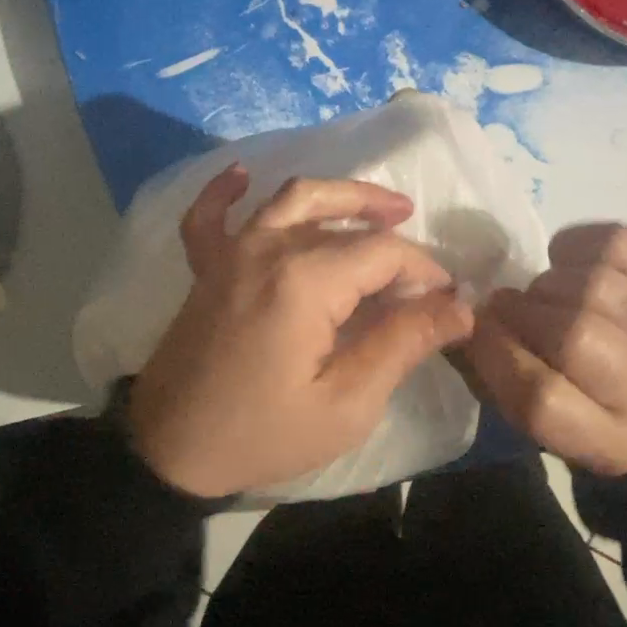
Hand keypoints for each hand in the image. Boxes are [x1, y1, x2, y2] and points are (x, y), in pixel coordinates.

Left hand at [128, 168, 476, 498]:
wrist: (169, 450)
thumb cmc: (261, 435)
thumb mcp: (345, 405)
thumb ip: (401, 345)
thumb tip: (458, 307)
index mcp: (305, 281)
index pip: (383, 253)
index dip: (424, 272)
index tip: (447, 303)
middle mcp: (266, 249)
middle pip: (341, 222)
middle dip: (389, 232)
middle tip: (422, 245)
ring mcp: (229, 254)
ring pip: (290, 201)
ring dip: (338, 196)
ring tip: (380, 206)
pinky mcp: (205, 270)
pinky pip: (209, 216)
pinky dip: (225, 192)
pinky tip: (243, 176)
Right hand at [460, 224, 626, 476]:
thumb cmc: (570, 404)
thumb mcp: (520, 408)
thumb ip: (487, 368)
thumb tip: (462, 314)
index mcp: (606, 443)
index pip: (542, 398)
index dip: (496, 354)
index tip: (474, 330)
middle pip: (578, 338)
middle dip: (523, 313)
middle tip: (501, 306)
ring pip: (600, 287)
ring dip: (550, 283)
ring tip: (539, 292)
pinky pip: (625, 247)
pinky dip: (581, 244)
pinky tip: (564, 259)